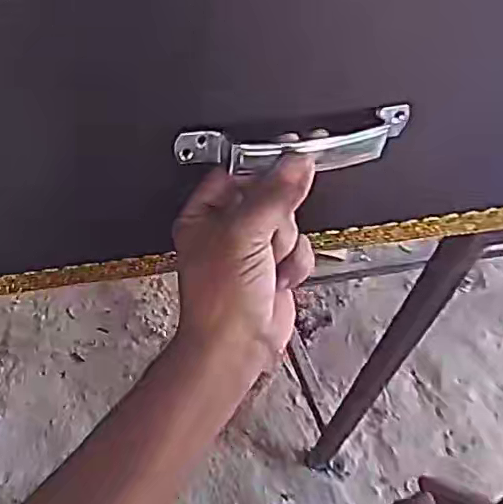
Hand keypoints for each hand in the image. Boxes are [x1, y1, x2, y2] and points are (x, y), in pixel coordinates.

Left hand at [170, 156, 315, 358]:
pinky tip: (278, 279)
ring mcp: (251, 248)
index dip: (261, 167)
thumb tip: (296, 163)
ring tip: (266, 265)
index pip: (236, 172)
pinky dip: (295, 264)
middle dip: (276, 219)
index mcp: (202, 215)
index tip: (288, 158)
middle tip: (265, 238)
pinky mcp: (274, 266)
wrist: (237, 345)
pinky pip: (300, 248)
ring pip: (290, 222)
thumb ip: (272, 195)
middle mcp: (225, 229)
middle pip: (270, 196)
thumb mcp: (243, 235)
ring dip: (285, 245)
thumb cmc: (218, 301)